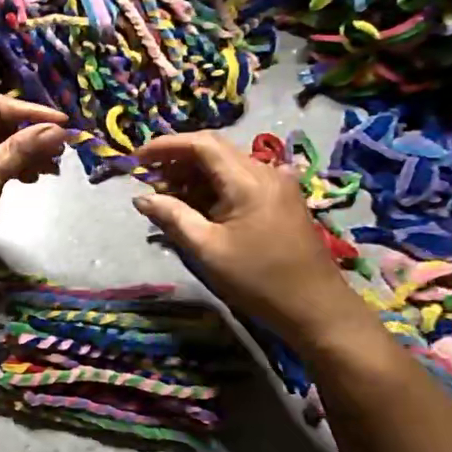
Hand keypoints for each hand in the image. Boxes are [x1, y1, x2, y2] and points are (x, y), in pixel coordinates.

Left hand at [0, 96, 67, 293]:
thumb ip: (22, 148)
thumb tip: (58, 129)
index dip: (30, 112)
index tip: (61, 123)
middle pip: (2, 124)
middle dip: (32, 134)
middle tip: (60, 149)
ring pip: (3, 144)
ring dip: (29, 152)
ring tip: (51, 166)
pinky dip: (18, 166)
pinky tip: (33, 177)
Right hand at [131, 132, 357, 343]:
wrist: (315, 307)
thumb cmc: (257, 279)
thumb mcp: (206, 249)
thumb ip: (172, 216)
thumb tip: (141, 198)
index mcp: (248, 180)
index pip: (201, 144)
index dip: (165, 146)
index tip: (136, 159)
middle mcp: (265, 172)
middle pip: (213, 151)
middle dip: (176, 161)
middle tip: (147, 181)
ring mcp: (276, 185)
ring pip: (225, 166)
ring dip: (192, 176)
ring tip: (166, 198)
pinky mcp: (279, 200)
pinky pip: (239, 181)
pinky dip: (212, 188)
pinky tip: (195, 207)